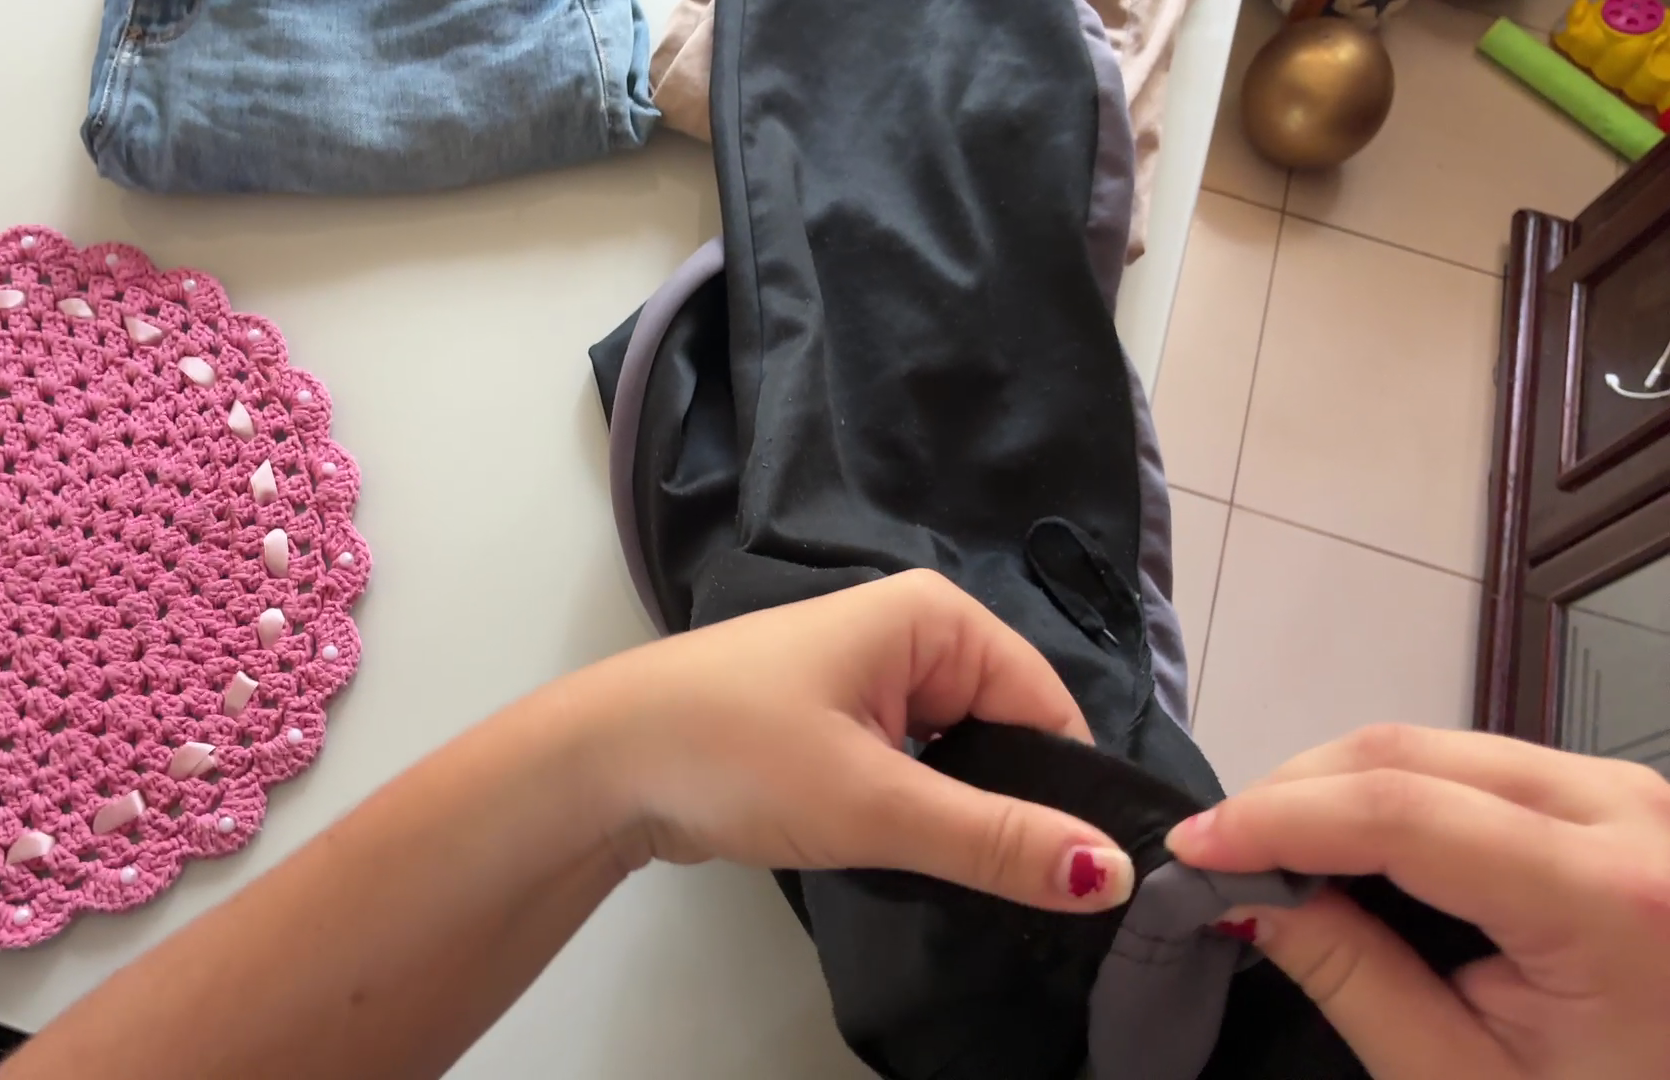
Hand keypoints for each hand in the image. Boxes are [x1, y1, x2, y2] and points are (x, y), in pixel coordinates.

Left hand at [566, 569, 1136, 911]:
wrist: (610, 757)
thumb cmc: (740, 752)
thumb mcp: (873, 798)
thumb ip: (994, 837)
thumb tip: (1115, 873)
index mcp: (931, 618)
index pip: (1045, 704)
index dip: (1071, 789)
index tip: (1093, 884)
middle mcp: (907, 633)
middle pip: (1004, 726)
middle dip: (1016, 804)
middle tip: (1038, 900)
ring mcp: (868, 676)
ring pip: (957, 750)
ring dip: (966, 811)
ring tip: (981, 885)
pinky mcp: (837, 717)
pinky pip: (912, 760)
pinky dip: (923, 806)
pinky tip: (926, 855)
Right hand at [1167, 724, 1669, 1078]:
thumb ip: (1343, 970)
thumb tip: (1226, 889)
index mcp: (1624, 903)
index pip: (1398, 814)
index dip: (1271, 819)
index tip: (1188, 848)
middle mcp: (1638, 816)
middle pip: (1402, 757)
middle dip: (1288, 795)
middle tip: (1224, 850)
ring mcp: (1634, 799)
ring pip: (1422, 747)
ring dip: (1326, 789)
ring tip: (1277, 848)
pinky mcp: (1618, 802)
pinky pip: (1458, 763)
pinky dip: (1378, 791)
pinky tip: (1349, 842)